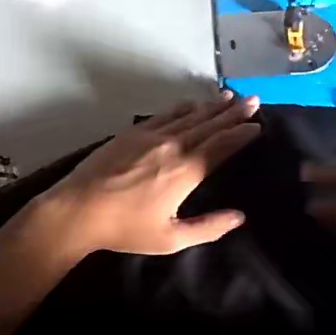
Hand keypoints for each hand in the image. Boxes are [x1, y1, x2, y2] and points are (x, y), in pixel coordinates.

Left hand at [38, 92, 261, 256]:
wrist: (77, 210)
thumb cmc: (125, 229)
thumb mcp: (171, 238)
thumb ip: (208, 227)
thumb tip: (239, 217)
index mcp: (186, 172)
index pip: (222, 146)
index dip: (242, 134)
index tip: (258, 125)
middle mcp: (173, 147)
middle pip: (210, 125)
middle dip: (234, 112)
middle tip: (254, 99)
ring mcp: (152, 136)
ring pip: (190, 116)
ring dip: (212, 106)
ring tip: (230, 95)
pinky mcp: (133, 133)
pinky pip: (165, 114)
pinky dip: (183, 107)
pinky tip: (192, 103)